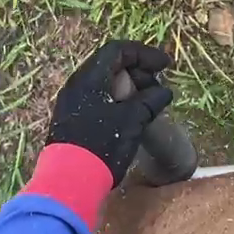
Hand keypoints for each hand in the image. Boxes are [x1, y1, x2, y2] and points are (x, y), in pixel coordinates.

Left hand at [47, 40, 175, 182]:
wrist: (69, 182)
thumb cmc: (103, 145)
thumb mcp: (134, 120)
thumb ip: (151, 100)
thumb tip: (164, 92)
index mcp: (90, 78)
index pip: (118, 50)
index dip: (144, 54)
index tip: (164, 65)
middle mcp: (77, 84)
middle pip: (110, 64)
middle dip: (137, 71)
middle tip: (156, 85)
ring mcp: (70, 101)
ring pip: (103, 82)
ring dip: (128, 86)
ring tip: (146, 102)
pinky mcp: (69, 118)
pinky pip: (96, 97)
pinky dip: (116, 98)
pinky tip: (129, 114)